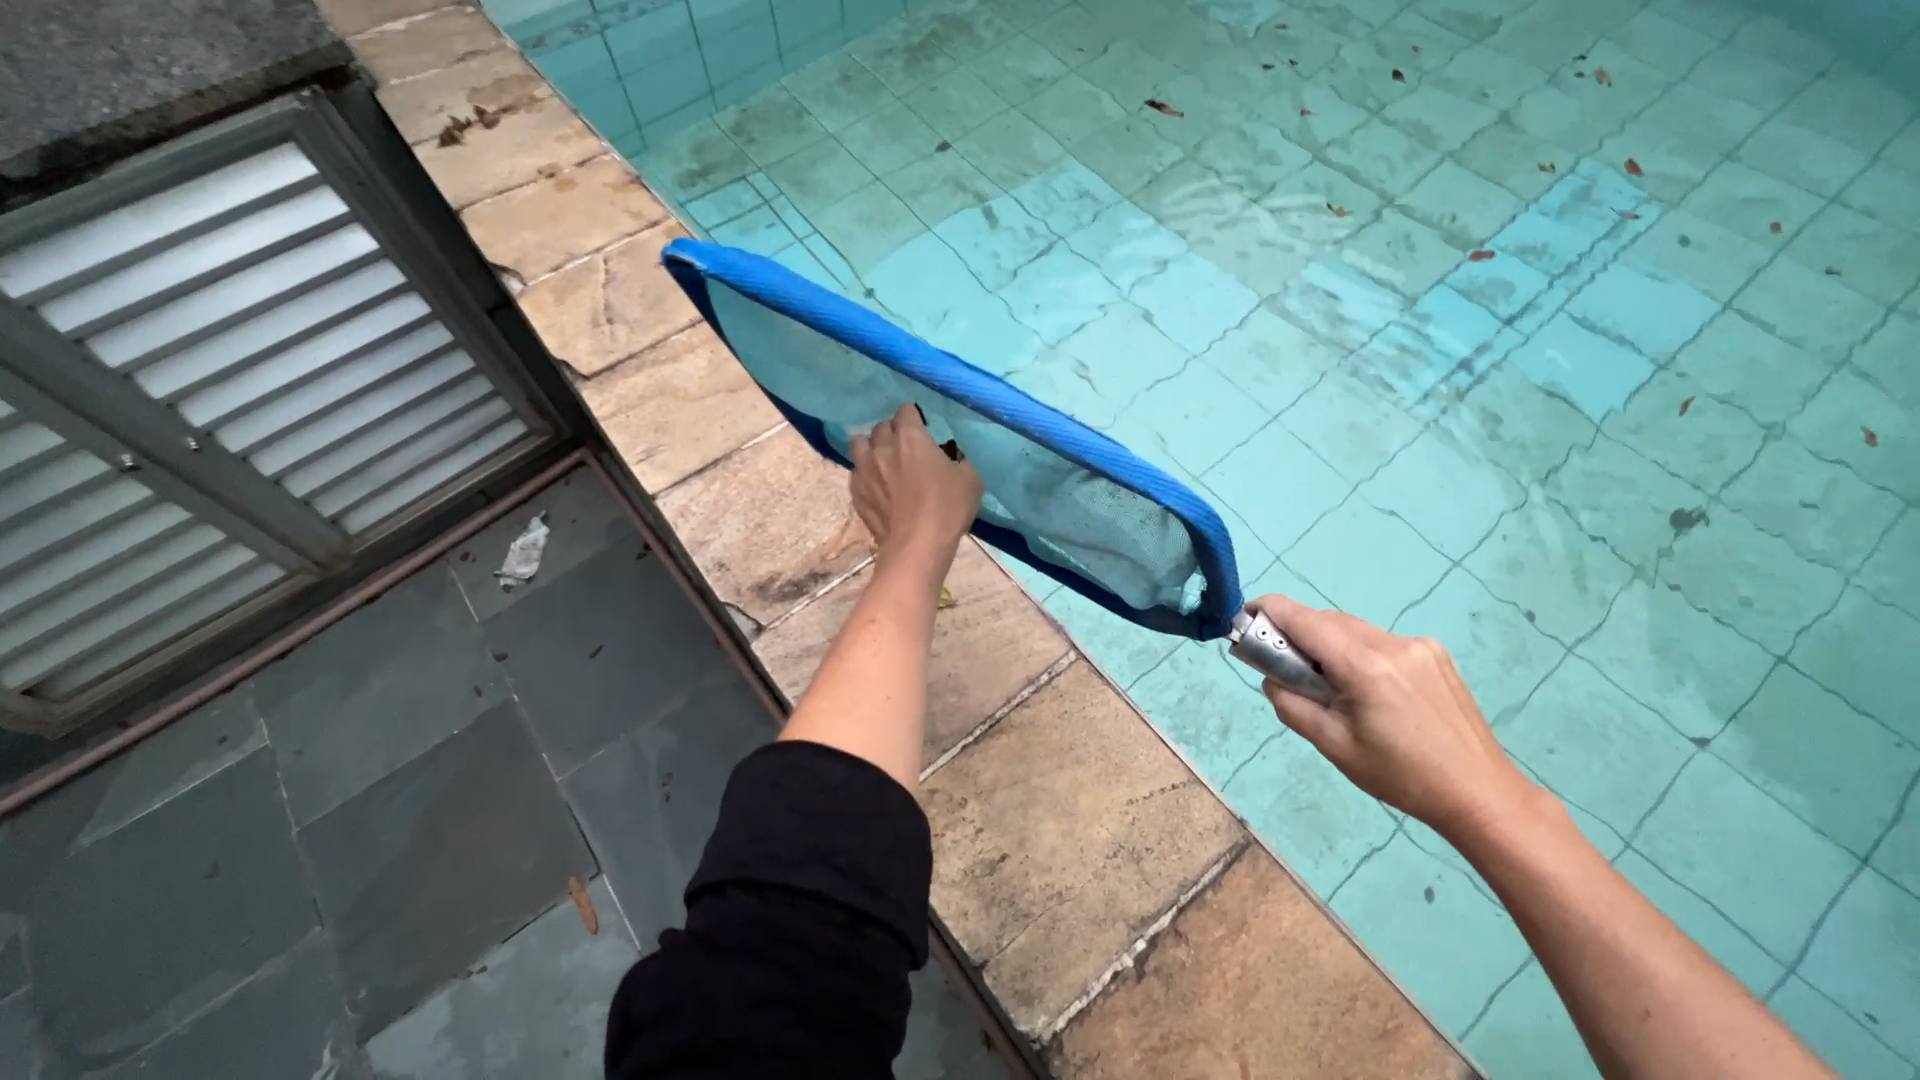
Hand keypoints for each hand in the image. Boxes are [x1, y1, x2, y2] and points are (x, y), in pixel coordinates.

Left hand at [848, 404, 983, 568]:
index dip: (915, 418)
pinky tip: (877, 486)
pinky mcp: (856, 492)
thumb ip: (961, 458)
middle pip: (881, 427)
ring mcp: (864, 469)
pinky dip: (866, 474)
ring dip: (871, 448)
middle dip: (893, 432)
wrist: (917, 546)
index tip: (923, 429)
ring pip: (859, 445)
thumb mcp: (971, 478)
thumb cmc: (947, 508)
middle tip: (906, 448)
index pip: (906, 410)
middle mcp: (881, 446)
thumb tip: (956, 454)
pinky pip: (857, 473)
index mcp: (910, 437)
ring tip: (883, 461)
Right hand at [1252, 594, 1541, 839]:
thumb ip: (1291, 705)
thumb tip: (1271, 677)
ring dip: (1328, 644)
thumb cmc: (1400, 777)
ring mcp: (1419, 645)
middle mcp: (1392, 644)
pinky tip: (1365, 690)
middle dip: (1297, 633)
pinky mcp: (1434, 653)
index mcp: (1365, 667)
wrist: (1479, 792)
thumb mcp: (1333, 746)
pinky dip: (1357, 653)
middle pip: (1328, 621)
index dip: (1269, 610)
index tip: (1245, 617)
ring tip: (1326, 685)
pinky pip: (1380, 641)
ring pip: (1354, 630)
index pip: (1304, 619)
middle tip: (1281, 664)